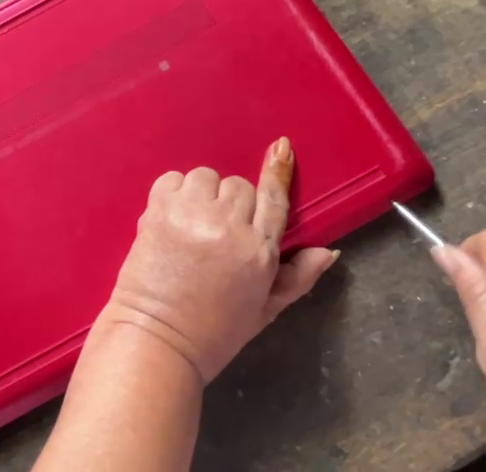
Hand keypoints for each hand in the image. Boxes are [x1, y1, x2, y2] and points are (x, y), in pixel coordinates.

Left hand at [98, 137, 339, 383]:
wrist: (158, 339)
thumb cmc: (215, 330)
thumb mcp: (265, 310)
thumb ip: (297, 278)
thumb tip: (328, 251)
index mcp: (260, 251)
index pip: (273, 199)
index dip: (277, 171)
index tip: (281, 147)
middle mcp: (229, 225)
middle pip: (238, 187)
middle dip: (230, 204)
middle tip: (216, 232)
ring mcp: (192, 213)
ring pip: (205, 177)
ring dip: (201, 195)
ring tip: (191, 225)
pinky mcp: (159, 208)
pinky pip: (173, 178)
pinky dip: (173, 192)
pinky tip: (171, 218)